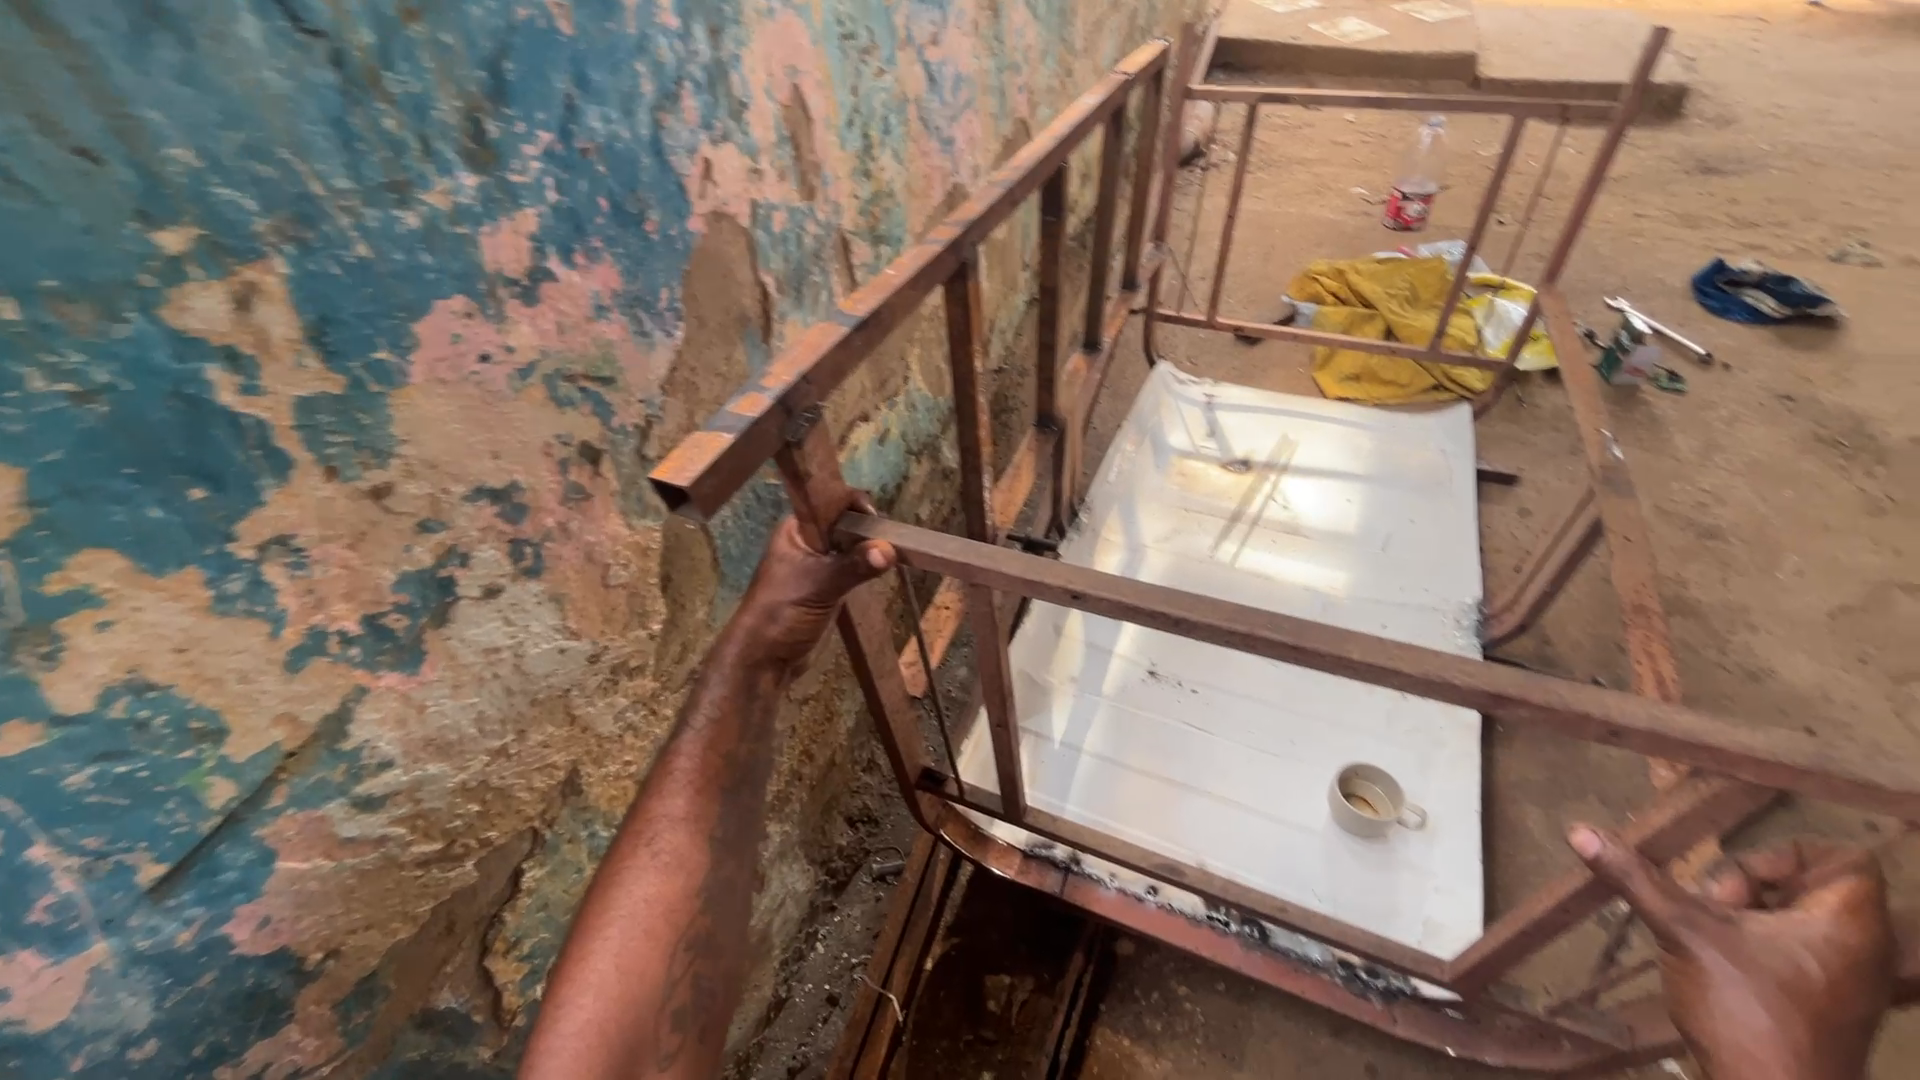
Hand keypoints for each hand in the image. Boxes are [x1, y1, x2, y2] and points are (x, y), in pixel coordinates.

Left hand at [720, 492, 895, 674]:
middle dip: (867, 529)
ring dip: (870, 549)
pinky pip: (852, 568)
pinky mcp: (828, 586)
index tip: (878, 523)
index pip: (830, 502)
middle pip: (845, 523)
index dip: (855, 505)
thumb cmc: (781, 612)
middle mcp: (808, 541)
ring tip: (895, 553)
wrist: (764, 659)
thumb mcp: (818, 585)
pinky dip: (867, 567)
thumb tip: (890, 550)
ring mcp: (818, 564)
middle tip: (892, 540)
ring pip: (850, 546)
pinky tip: (885, 568)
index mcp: (796, 529)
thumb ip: (853, 566)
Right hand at [1568, 826, 1893, 1079]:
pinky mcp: (1818, 998)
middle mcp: (1859, 948)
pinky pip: (1784, 946)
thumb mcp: (1683, 932)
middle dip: (1743, 887)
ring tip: (1703, 934)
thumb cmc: (1745, 1010)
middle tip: (1710, 910)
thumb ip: (1636, 879)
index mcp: (1848, 925)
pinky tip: (1710, 956)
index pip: (1843, 860)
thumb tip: (1579, 831)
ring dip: (1736, 915)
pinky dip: (1744, 941)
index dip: (1782, 856)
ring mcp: (1841, 976)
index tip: (1734, 883)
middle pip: (1803, 883)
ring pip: (1787, 915)